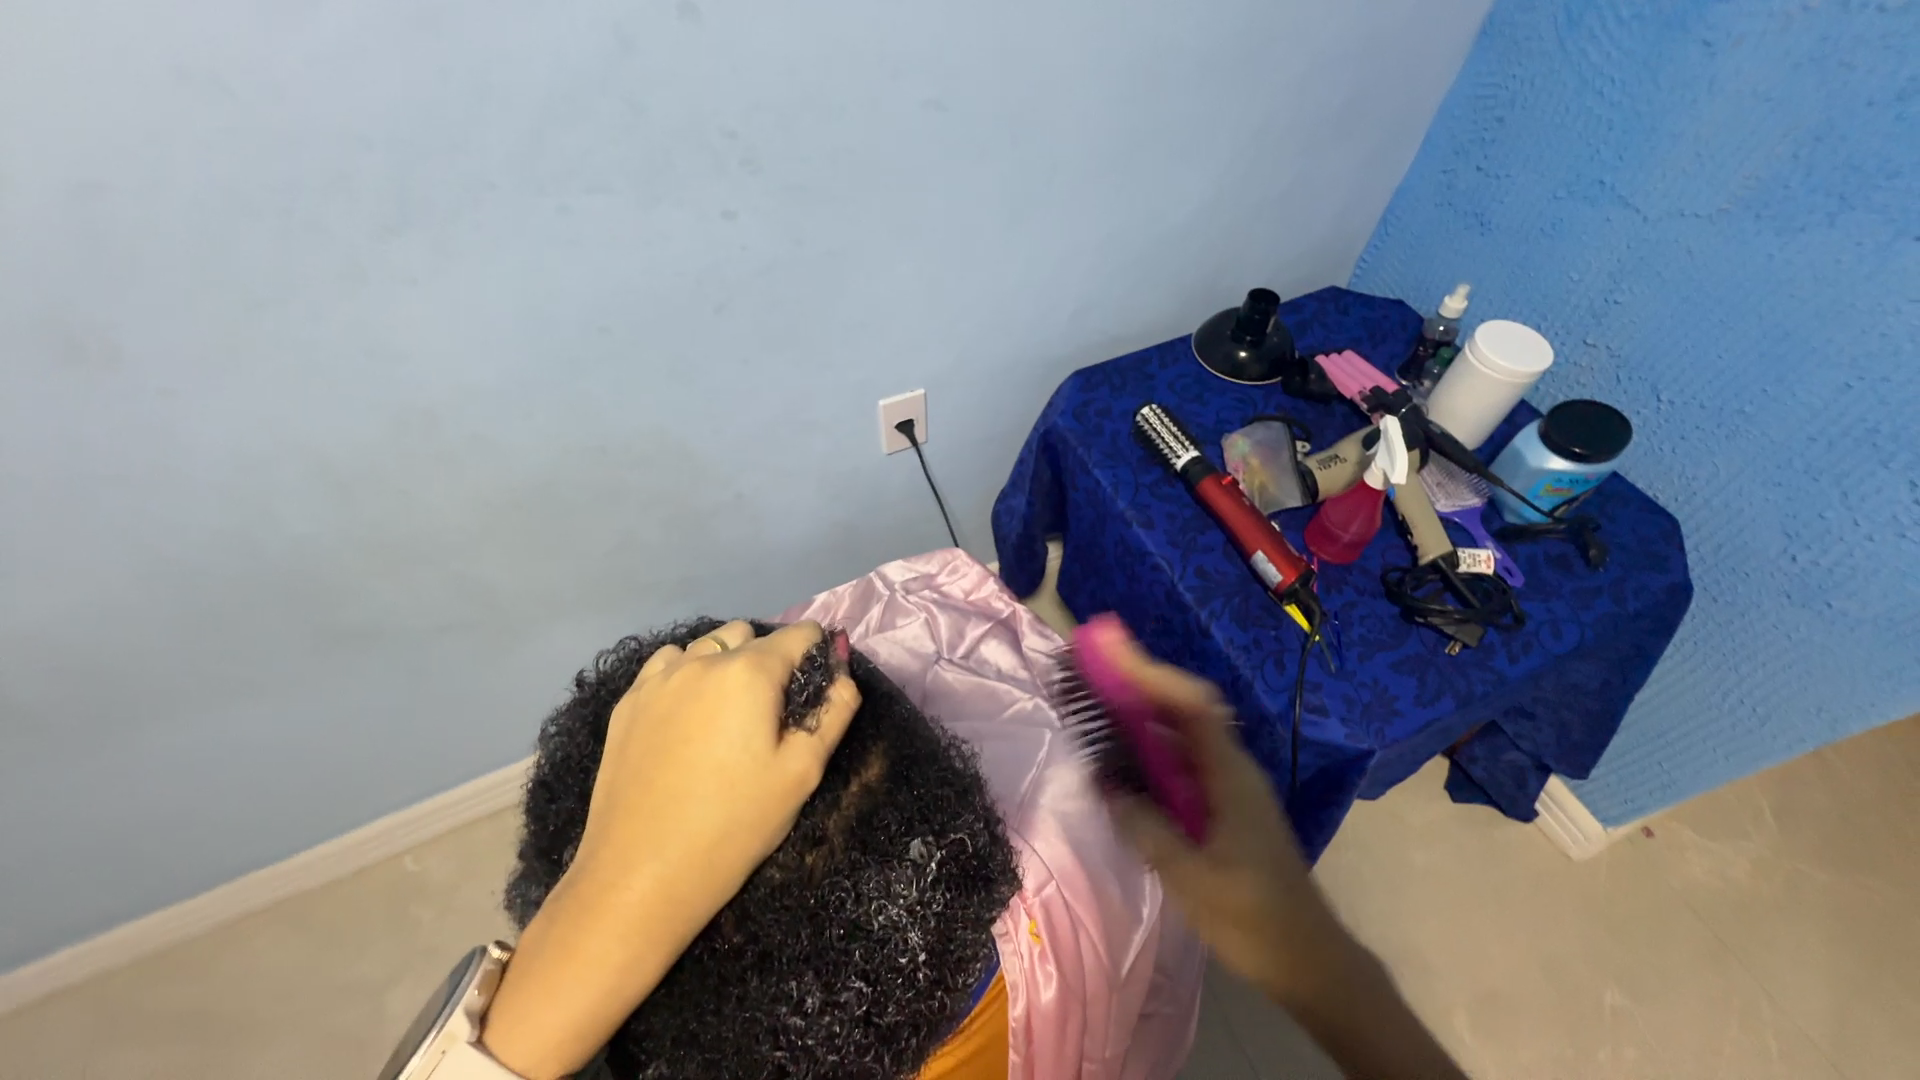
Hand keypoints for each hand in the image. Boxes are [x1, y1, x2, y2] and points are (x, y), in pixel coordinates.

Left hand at [483, 620, 859, 1079]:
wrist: (640, 876)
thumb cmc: (735, 825)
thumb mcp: (803, 772)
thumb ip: (834, 712)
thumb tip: (843, 674)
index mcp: (750, 672)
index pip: (799, 635)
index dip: (818, 653)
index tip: (818, 687)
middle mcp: (701, 660)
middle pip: (748, 634)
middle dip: (770, 657)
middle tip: (773, 710)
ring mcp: (657, 679)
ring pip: (704, 646)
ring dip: (725, 662)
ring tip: (728, 713)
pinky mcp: (626, 703)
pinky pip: (666, 666)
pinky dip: (686, 675)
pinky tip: (687, 718)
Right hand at [1098, 633, 1355, 1003]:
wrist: (1310, 960)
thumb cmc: (1254, 918)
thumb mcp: (1192, 879)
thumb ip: (1148, 829)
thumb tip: (1107, 784)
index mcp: (1231, 776)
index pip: (1192, 705)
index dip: (1152, 673)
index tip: (1110, 653)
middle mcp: (1233, 770)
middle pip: (1187, 710)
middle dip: (1140, 686)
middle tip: (1093, 674)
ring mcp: (1232, 789)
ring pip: (1184, 737)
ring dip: (1144, 718)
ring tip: (1099, 708)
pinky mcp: (1226, 809)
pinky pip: (1184, 764)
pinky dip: (1153, 752)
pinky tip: (1126, 765)